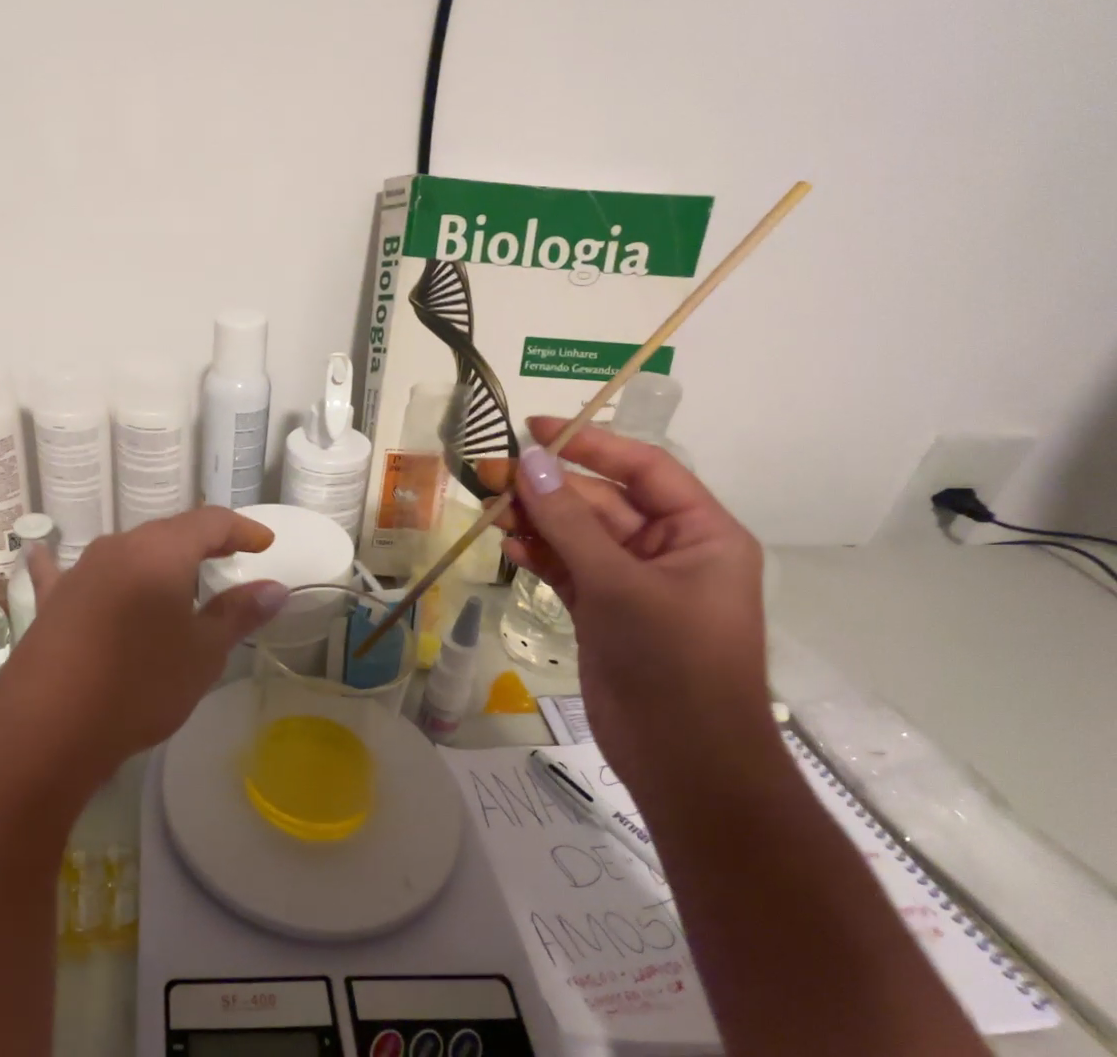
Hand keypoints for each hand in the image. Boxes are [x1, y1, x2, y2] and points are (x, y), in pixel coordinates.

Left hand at [0, 508, 289, 798]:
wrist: (49, 726)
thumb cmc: (140, 685)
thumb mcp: (202, 653)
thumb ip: (238, 614)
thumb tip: (274, 588)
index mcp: (161, 552)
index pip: (210, 522)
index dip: (241, 530)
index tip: (262, 543)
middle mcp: (116, 548)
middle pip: (166, 533)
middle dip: (201, 543)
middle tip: (227, 558)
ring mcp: (78, 573)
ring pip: (126, 553)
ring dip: (154, 561)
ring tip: (175, 576)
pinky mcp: (50, 602)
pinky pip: (63, 573)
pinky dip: (70, 566)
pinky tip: (41, 552)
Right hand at [501, 416, 775, 786]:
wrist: (684, 759)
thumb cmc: (672, 662)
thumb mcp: (620, 585)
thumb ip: (571, 524)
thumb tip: (531, 465)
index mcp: (700, 533)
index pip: (644, 469)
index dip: (590, 443)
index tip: (535, 428)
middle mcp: (669, 551)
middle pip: (603, 502)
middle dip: (550, 488)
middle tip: (490, 474)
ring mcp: (633, 584)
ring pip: (578, 536)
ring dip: (537, 521)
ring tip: (488, 508)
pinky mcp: (604, 613)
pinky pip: (568, 570)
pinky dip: (538, 555)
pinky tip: (506, 543)